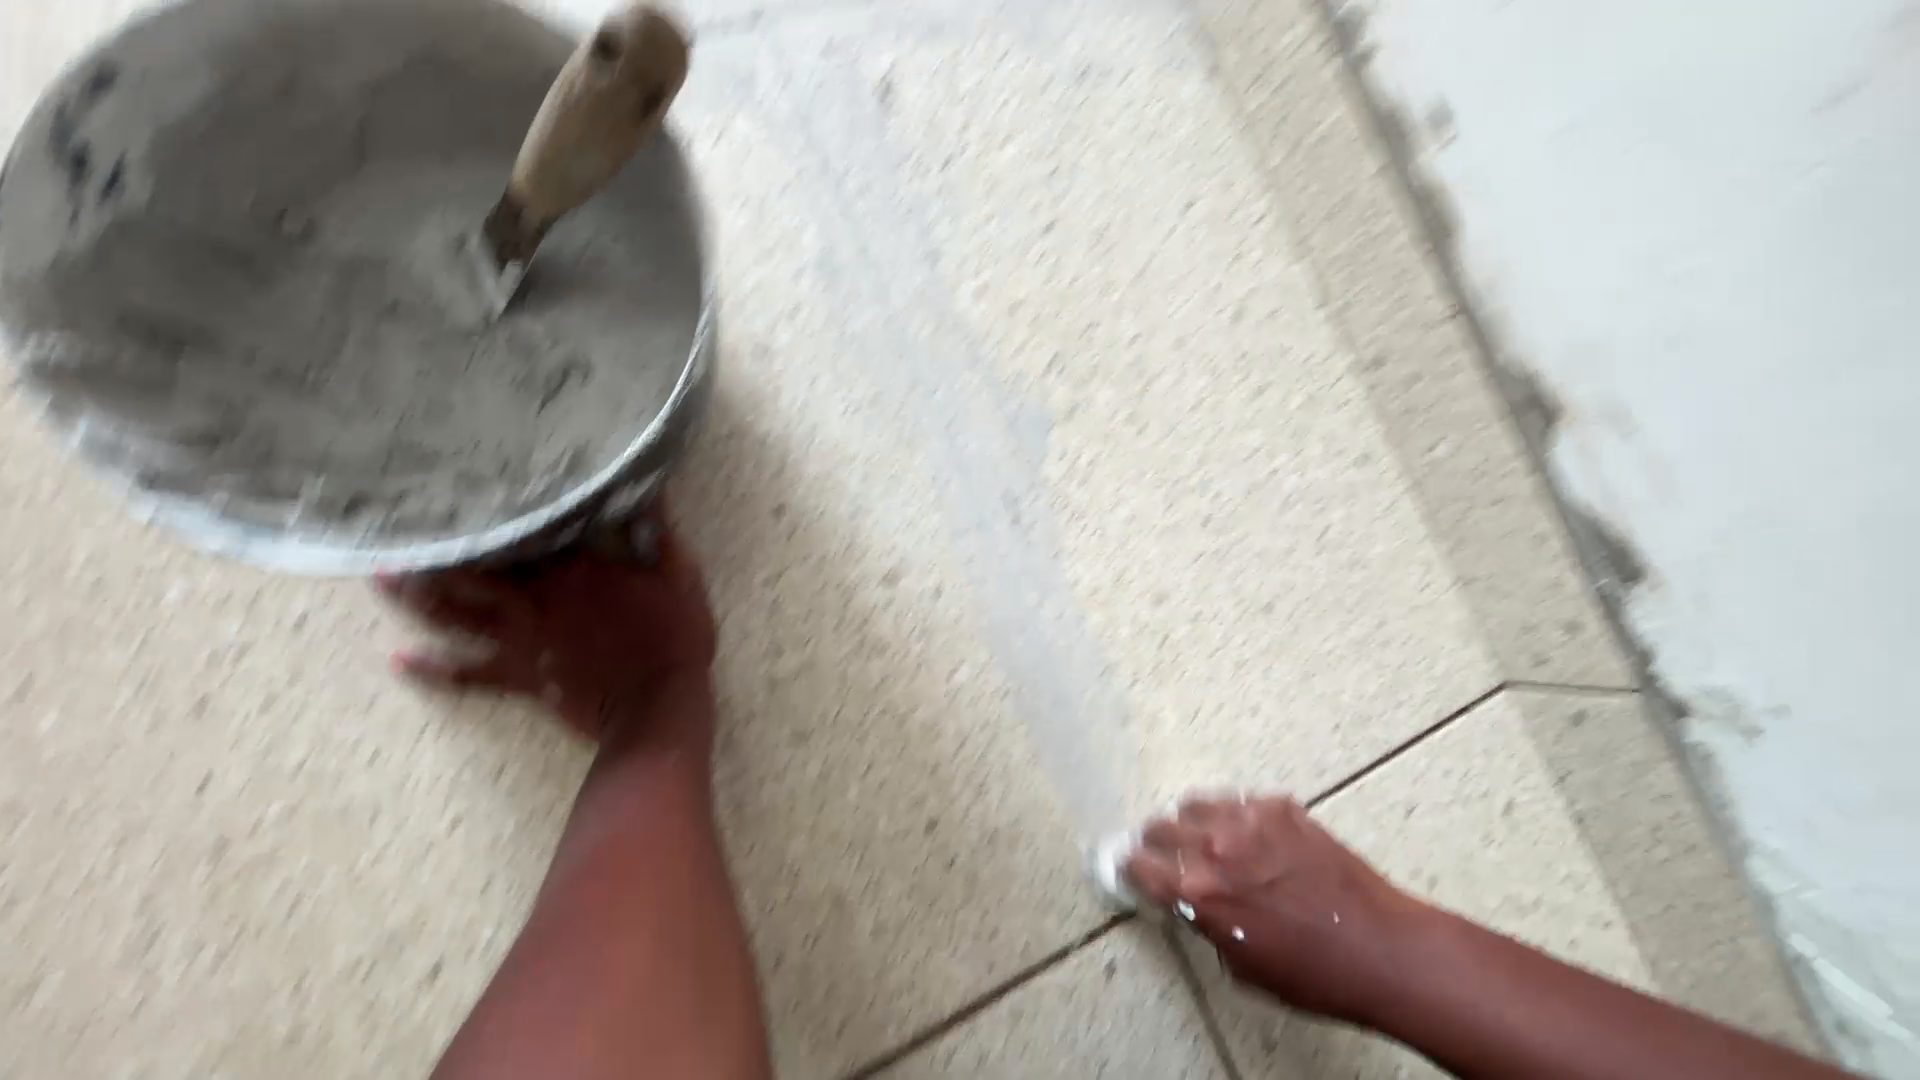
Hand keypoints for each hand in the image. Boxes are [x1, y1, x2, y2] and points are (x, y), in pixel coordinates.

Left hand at [375, 508, 717, 749]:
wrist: (657, 706)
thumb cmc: (675, 638)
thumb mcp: (681, 576)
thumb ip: (663, 532)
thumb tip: (651, 488)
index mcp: (578, 569)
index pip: (529, 531)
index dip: (497, 512)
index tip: (464, 491)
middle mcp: (539, 597)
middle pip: (477, 569)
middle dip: (437, 550)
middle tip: (395, 530)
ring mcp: (524, 639)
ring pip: (458, 614)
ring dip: (417, 598)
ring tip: (379, 579)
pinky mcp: (521, 678)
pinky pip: (468, 674)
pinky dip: (433, 669)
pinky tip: (399, 660)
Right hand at [1126, 795, 1428, 1025]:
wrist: (1384, 949)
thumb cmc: (1316, 975)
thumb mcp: (1243, 967)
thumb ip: (1207, 925)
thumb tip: (1195, 904)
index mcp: (1199, 894)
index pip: (1139, 866)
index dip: (1129, 866)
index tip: (1127, 865)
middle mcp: (1215, 849)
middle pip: (1160, 826)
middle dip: (1155, 840)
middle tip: (1163, 851)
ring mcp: (1249, 821)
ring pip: (1196, 803)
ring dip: (1192, 820)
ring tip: (1205, 835)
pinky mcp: (1281, 808)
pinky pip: (1241, 802)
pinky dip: (1237, 816)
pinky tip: (1252, 836)